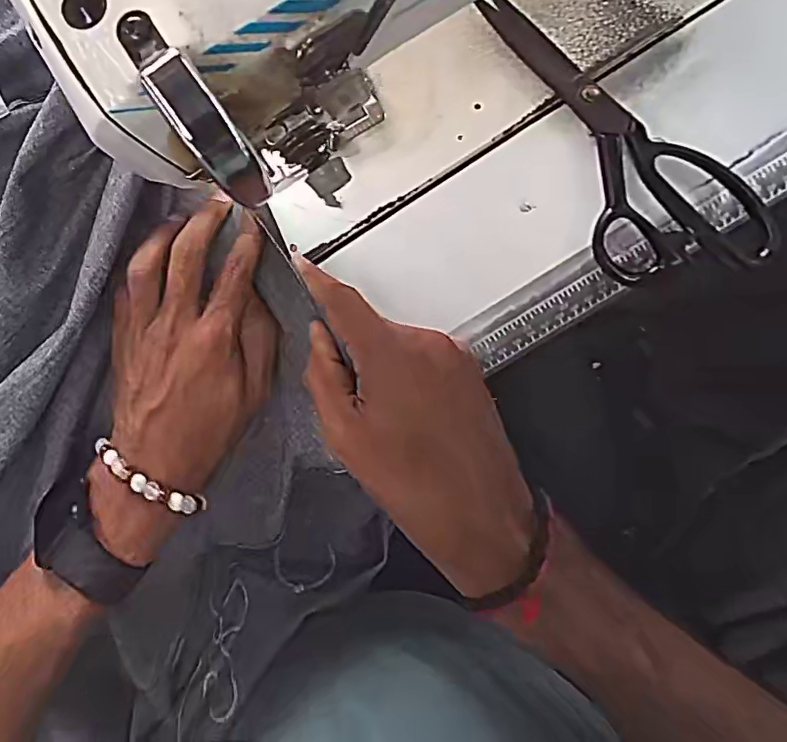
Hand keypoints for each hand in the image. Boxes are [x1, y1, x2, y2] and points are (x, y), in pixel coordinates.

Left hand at [92, 198, 277, 565]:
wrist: (154, 463)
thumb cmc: (204, 433)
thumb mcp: (253, 392)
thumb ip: (259, 338)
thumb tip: (256, 297)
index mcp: (213, 339)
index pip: (233, 273)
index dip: (245, 242)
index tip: (251, 225)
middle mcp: (175, 326)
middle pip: (187, 255)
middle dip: (204, 220)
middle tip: (216, 205)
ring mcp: (144, 328)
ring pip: (147, 264)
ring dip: (164, 233)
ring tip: (179, 220)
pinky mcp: (123, 335)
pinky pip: (125, 288)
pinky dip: (138, 265)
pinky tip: (149, 256)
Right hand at [295, 257, 535, 598]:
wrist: (484, 521)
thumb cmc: (418, 487)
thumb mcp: (344, 434)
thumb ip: (322, 374)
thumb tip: (319, 339)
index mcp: (390, 355)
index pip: (344, 301)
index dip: (318, 279)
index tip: (303, 264)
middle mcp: (426, 345)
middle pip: (369, 327)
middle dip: (351, 352)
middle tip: (351, 403)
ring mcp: (451, 356)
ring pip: (394, 343)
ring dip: (380, 367)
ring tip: (389, 422)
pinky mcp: (467, 369)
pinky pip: (420, 356)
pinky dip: (404, 375)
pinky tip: (409, 420)